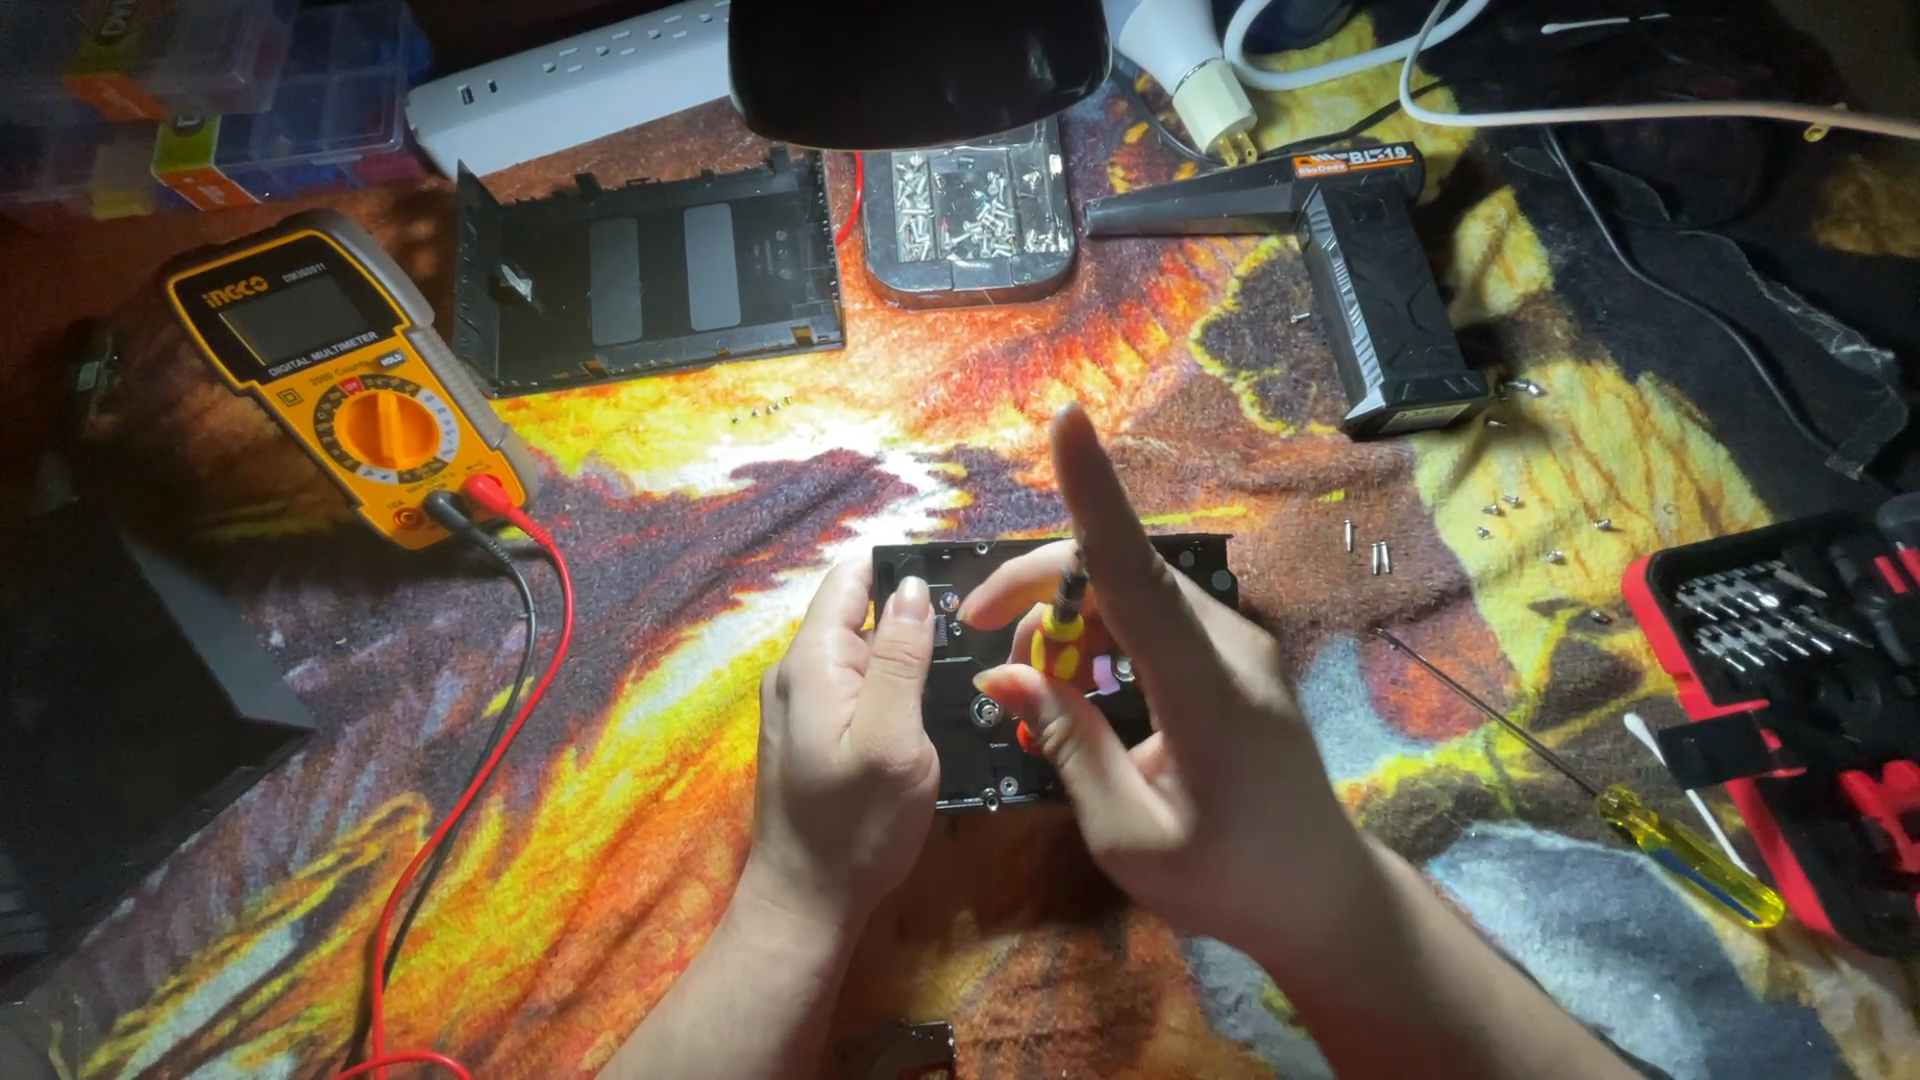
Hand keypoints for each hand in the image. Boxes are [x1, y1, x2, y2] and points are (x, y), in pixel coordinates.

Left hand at [740, 561, 940, 930]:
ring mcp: (803, 698)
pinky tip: (920, 705)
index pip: (851, 578)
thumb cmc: (855, 826)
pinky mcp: (814, 725)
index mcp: (812, 660)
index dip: (900, 569)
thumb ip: (900, 658)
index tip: (953, 583)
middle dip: (909, 616)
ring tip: (950, 676)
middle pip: (858, 609)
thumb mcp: (892, 739)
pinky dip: (891, 681)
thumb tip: (911, 586)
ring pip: (862, 646)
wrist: (808, 903)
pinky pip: (857, 680)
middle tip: (967, 642)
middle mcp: (799, 668)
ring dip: (904, 652)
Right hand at [961, 405, 1380, 971]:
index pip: (1136, 572)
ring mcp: (1233, 644)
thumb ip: (1064, 742)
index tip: (1066, 420)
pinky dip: (1097, 635)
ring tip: (1030, 682)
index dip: (1095, 492)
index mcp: (1205, 691)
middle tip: (980, 628)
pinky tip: (1074, 682)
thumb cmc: (1226, 881)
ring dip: (1065, 618)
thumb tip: (997, 677)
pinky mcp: (1228, 654)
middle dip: (1038, 587)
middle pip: (1116, 572)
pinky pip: (1149, 616)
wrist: (1321, 897)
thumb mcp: (1126, 832)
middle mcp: (1226, 645)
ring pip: (1128, 591)